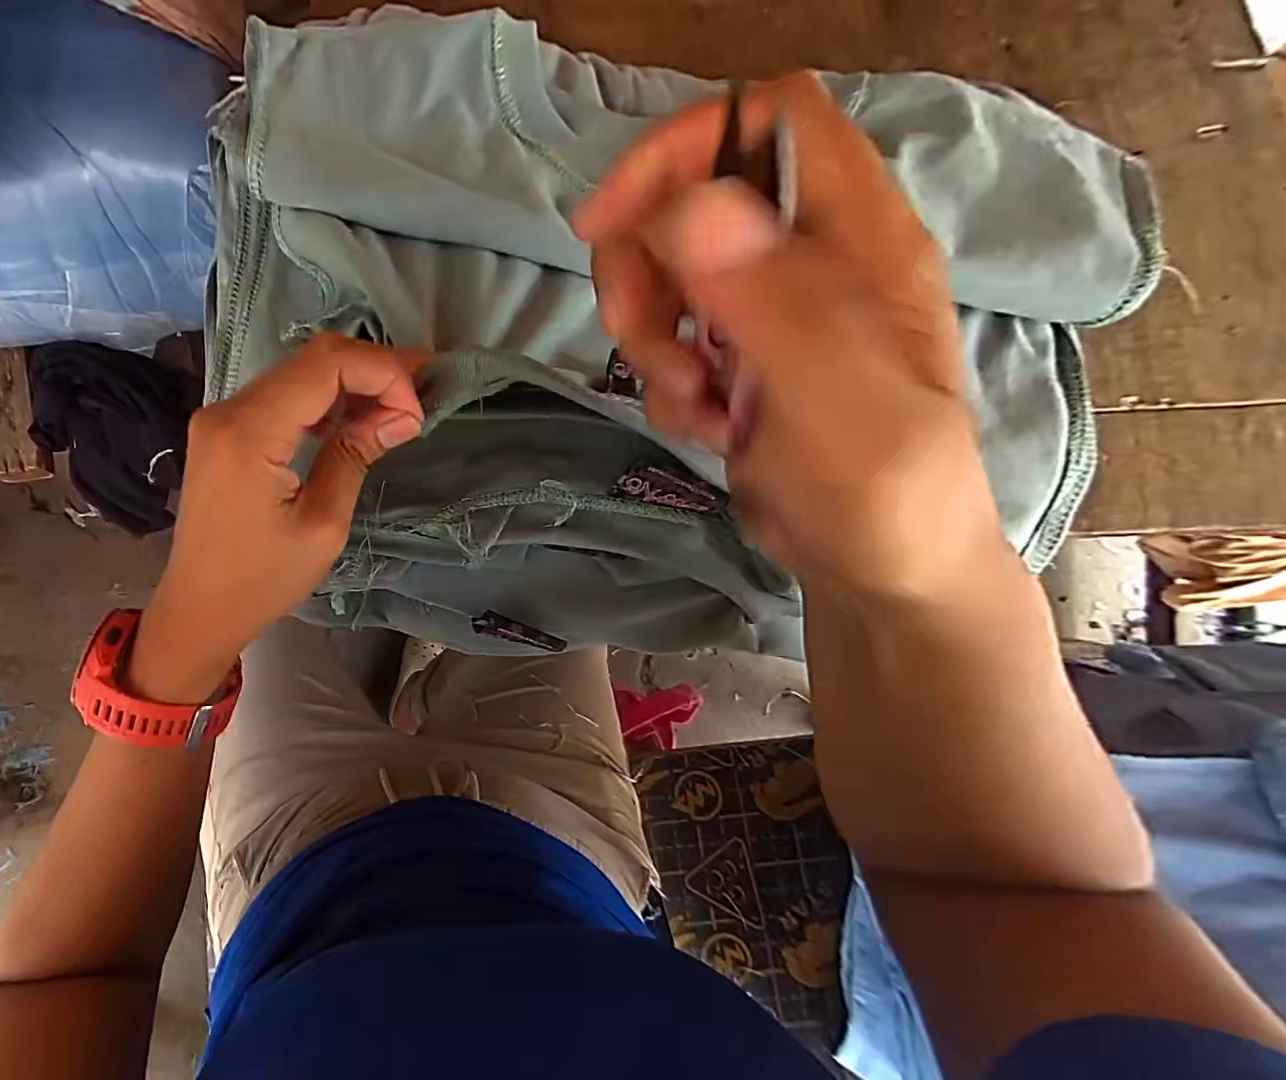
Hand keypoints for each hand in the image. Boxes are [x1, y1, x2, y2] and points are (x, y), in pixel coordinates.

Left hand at [127, 334, 429, 702]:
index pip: (326, 366)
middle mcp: (227, 410)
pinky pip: (279, 395)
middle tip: (420, 391)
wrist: (199, 607)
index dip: (382, 373)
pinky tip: (352, 417)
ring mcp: (219, 416)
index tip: (416, 413)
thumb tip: (402, 414)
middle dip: (372, 368)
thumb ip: (356, 456)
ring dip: (350, 380)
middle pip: (311, 359)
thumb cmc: (262, 580)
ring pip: (297, 371)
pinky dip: (321, 398)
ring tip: (397, 403)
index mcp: (249, 433)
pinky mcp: (222, 429)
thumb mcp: (323, 525)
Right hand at [575, 72, 1010, 599]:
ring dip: (649, 340)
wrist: (876, 563)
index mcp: (854, 235)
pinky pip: (667, 343)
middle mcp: (808, 256)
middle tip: (644, 339)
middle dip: (642, 273)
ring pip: (664, 278)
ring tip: (691, 399)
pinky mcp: (735, 358)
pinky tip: (704, 424)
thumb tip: (691, 211)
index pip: (761, 125)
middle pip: (687, 205)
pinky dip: (665, 385)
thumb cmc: (881, 486)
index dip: (675, 153)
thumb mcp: (834, 398)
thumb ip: (772, 300)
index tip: (604, 224)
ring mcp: (767, 308)